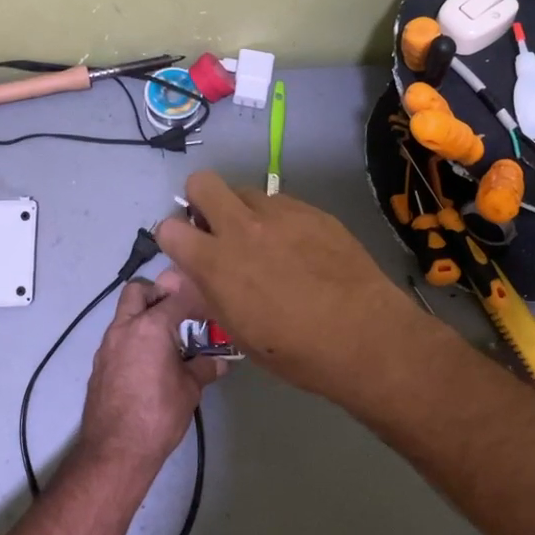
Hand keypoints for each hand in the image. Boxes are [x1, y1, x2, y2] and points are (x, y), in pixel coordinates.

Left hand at [77, 269, 226, 473]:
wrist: (115, 450)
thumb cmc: (159, 414)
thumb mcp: (190, 390)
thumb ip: (204, 368)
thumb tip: (220, 362)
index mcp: (150, 327)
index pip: (176, 298)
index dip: (194, 301)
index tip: (207, 312)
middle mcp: (124, 328)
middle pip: (138, 292)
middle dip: (157, 295)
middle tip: (176, 315)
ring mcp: (107, 346)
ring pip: (123, 315)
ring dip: (143, 319)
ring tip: (165, 343)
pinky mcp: (99, 365)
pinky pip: (116, 339)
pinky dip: (132, 341)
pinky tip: (147, 365)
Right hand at [154, 172, 420, 403]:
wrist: (366, 336)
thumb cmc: (297, 351)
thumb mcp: (240, 334)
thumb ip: (207, 296)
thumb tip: (184, 277)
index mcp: (216, 262)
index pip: (168, 228)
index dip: (173, 239)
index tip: (187, 252)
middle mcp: (242, 227)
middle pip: (201, 182)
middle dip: (200, 202)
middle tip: (217, 230)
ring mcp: (280, 213)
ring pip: (244, 192)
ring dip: (243, 212)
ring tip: (266, 244)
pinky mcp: (313, 210)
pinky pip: (281, 203)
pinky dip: (279, 220)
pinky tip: (300, 250)